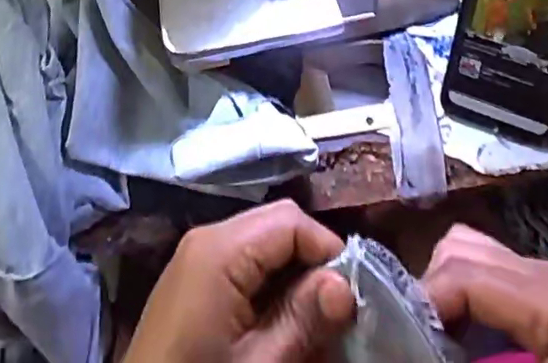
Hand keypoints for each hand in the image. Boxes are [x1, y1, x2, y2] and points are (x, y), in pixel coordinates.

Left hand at [122, 199, 356, 362]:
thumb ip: (302, 321)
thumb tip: (346, 284)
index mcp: (220, 248)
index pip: (292, 220)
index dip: (329, 251)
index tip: (355, 297)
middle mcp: (207, 237)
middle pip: (277, 225)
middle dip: (313, 262)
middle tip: (339, 314)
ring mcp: (196, 257)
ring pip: (263, 243)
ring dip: (294, 276)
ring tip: (314, 327)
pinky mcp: (192, 280)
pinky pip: (242, 264)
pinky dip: (269, 286)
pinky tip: (281, 327)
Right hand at [421, 224, 547, 362]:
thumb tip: (416, 350)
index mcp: (545, 298)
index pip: (459, 273)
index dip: (424, 304)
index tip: (405, 341)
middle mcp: (543, 273)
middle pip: (459, 248)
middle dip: (430, 288)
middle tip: (419, 335)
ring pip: (473, 251)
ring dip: (448, 287)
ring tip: (440, 335)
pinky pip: (494, 273)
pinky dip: (470, 293)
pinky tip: (470, 338)